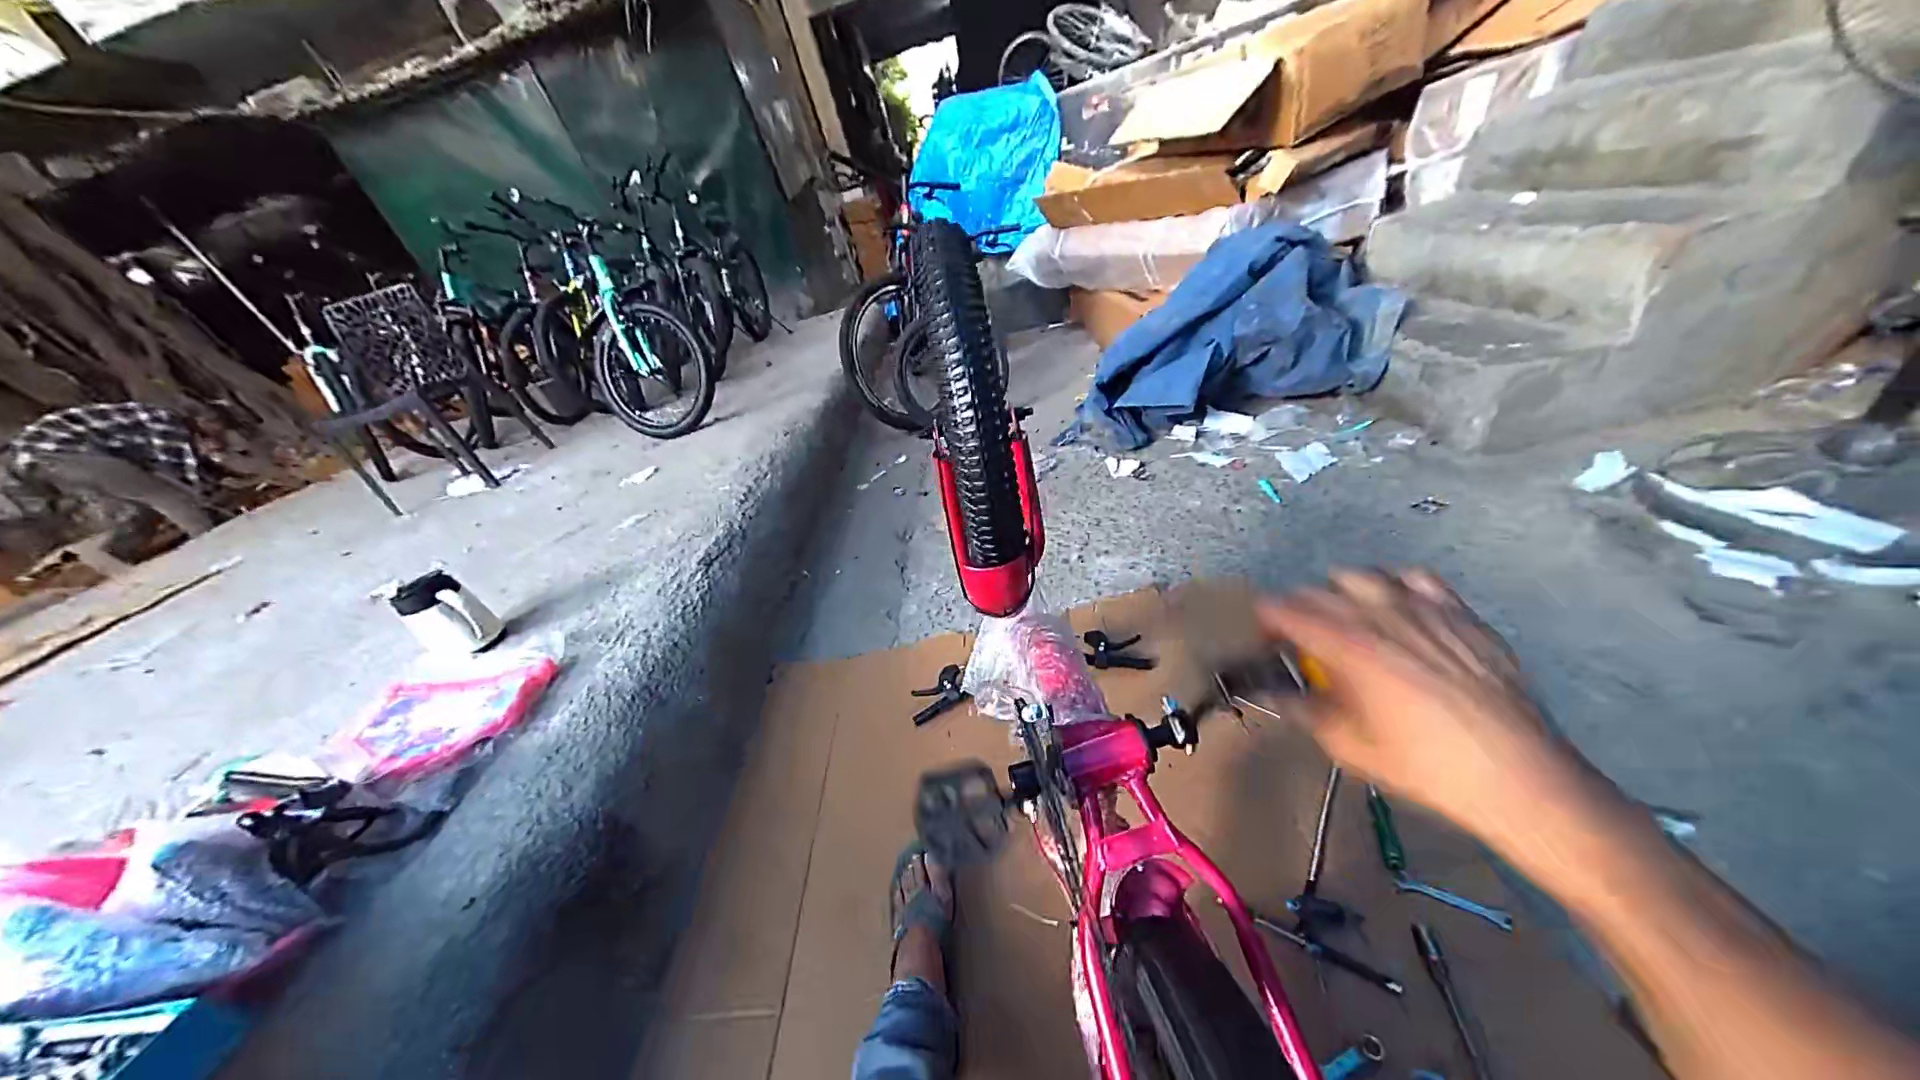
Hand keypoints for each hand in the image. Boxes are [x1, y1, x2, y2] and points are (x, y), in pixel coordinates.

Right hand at [1257, 568, 1590, 839]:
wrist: (1516, 776)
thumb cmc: (1421, 764)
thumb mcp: (1346, 744)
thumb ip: (1302, 709)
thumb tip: (1272, 693)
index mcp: (1346, 645)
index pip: (1284, 609)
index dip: (1266, 620)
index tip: (1266, 640)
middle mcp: (1380, 616)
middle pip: (1318, 590)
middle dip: (1299, 609)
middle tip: (1301, 638)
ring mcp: (1424, 610)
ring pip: (1365, 576)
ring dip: (1343, 592)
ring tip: (1348, 618)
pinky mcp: (1461, 615)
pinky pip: (1419, 580)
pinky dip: (1398, 588)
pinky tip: (1402, 611)